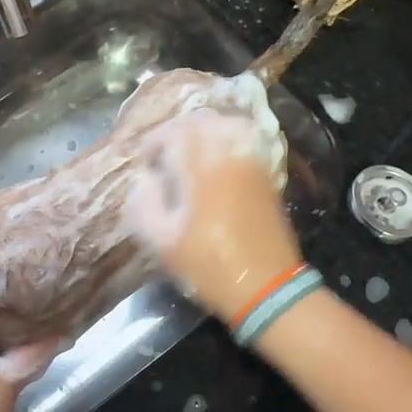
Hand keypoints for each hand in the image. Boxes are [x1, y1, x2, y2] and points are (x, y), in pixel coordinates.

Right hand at [127, 109, 302, 321]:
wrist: (268, 289)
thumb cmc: (210, 267)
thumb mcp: (163, 244)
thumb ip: (143, 205)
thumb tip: (144, 181)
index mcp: (199, 171)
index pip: (174, 133)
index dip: (154, 140)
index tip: (147, 160)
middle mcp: (227, 158)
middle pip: (201, 121)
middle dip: (177, 131)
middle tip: (165, 152)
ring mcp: (251, 166)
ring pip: (227, 125)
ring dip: (204, 131)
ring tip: (192, 151)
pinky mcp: (266, 178)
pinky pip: (247, 141)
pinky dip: (228, 140)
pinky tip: (218, 161)